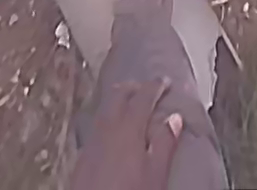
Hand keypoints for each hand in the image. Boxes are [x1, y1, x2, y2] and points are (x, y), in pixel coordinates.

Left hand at [69, 77, 184, 189]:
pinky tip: (113, 131)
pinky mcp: (82, 156)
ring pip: (106, 108)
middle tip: (148, 89)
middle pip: (119, 94)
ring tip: (131, 105)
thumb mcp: (155, 175)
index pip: (143, 96)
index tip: (166, 81)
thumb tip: (175, 117)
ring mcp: (92, 140)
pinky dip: (109, 118)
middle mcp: (108, 126)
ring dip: (119, 100)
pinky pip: (97, 125)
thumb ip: (165, 143)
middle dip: (134, 87)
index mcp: (128, 126)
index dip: (156, 86)